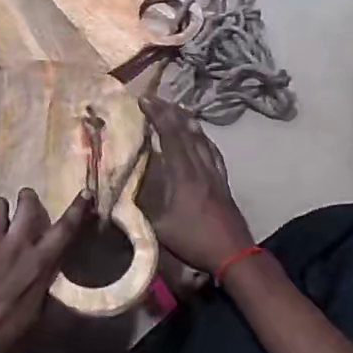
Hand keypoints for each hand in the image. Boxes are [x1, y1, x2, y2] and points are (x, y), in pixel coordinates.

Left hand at [0, 189, 91, 352]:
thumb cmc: (7, 335)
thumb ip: (41, 281)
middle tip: (23, 204)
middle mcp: (17, 245)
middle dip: (27, 199)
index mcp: (40, 263)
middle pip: (28, 204)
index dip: (77, 209)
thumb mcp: (37, 309)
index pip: (65, 229)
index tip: (85, 193)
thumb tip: (43, 270)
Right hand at [140, 99, 254, 275]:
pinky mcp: (223, 181)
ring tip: (176, 110)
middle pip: (186, 131)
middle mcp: (200, 167)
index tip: (144, 100)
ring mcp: (215, 173)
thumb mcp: (160, 228)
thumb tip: (119, 195)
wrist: (234, 253)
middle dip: (170, 112)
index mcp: (183, 174)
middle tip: (155, 99)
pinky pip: (212, 150)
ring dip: (187, 121)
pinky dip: (203, 137)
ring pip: (202, 138)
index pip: (171, 136)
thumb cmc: (195, 241)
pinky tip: (201, 137)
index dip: (158, 115)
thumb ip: (140, 208)